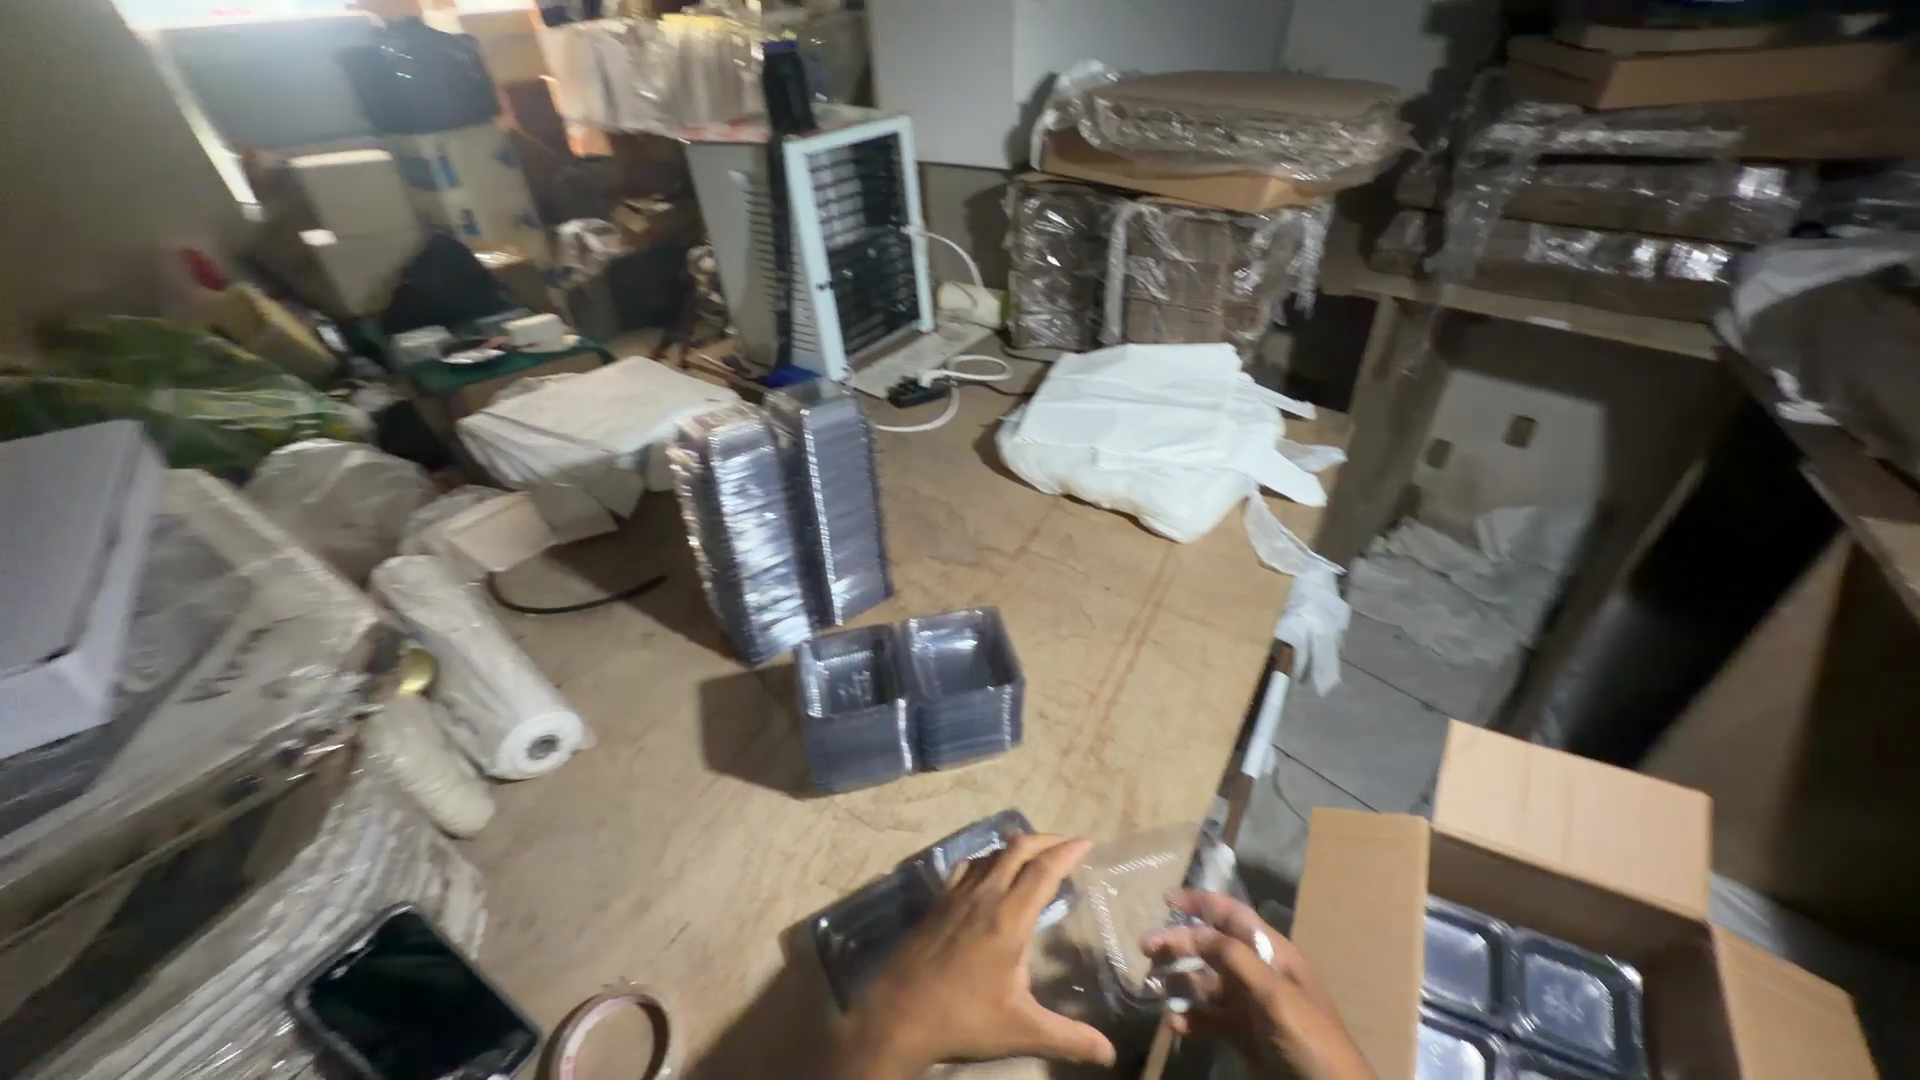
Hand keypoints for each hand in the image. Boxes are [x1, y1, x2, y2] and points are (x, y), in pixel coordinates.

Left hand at [827, 835, 1116, 1079]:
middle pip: (1018, 849)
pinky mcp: (937, 903)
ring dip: (1017, 847)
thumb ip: (1069, 1038)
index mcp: (1009, 918)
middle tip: (1067, 844)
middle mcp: (985, 896)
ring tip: (1034, 855)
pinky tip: (988, 872)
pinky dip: (987, 860)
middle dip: (1046, 840)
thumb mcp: (1021, 1030)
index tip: (1086, 843)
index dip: (1067, 852)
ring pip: (992, 854)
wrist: (898, 1014)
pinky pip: (967, 867)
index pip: (1043, 871)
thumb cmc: (963, 1018)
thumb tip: (1110, 1054)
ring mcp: (957, 896)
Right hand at [1144, 890, 1372, 1079]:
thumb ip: (1234, 959)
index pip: (1233, 915)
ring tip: (1154, 986)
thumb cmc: (1311, 1042)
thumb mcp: (1274, 995)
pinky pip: (1209, 1020)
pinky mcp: (1243, 1037)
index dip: (1202, 903)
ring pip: (1205, 983)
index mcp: (1273, 954)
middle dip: (1179, 943)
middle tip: (1146, 947)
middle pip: (1212, 947)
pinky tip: (1174, 1024)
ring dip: (1179, 982)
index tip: (1166, 899)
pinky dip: (1190, 1019)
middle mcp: (1258, 974)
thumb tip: (1194, 931)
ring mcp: (1250, 1007)